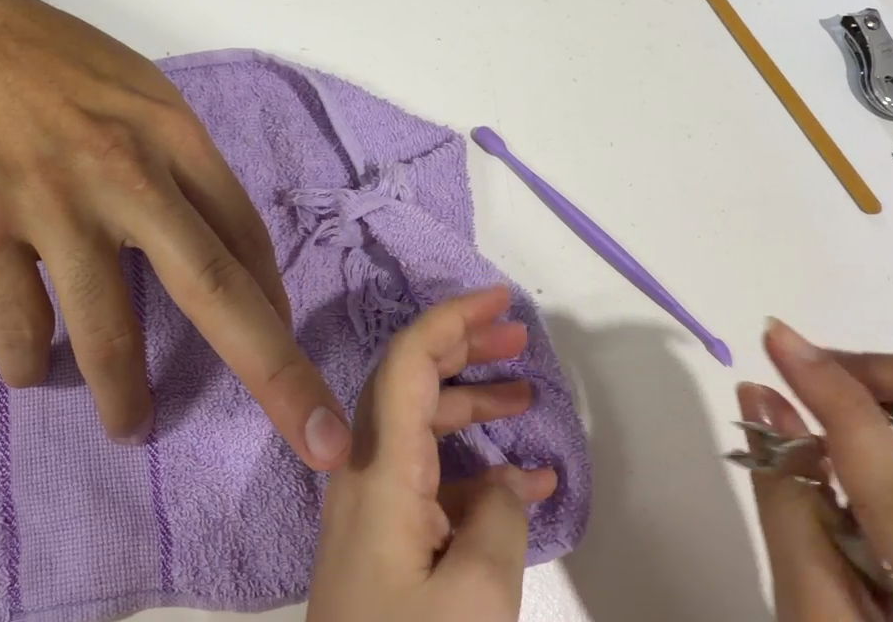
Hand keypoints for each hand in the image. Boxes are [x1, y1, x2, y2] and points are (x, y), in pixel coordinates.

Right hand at [0, 0, 349, 467]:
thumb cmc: (66, 66)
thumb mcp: (151, 96)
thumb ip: (190, 170)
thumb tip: (228, 254)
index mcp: (176, 136)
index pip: (246, 238)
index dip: (274, 306)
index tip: (289, 351)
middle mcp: (126, 172)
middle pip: (213, 288)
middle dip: (274, 373)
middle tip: (316, 444)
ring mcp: (54, 202)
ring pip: (106, 330)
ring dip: (124, 395)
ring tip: (131, 425)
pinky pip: (19, 325)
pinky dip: (30, 362)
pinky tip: (37, 368)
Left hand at [307, 287, 557, 621]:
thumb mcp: (476, 595)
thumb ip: (497, 519)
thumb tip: (507, 478)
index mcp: (378, 463)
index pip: (408, 361)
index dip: (451, 319)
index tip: (501, 299)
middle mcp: (365, 463)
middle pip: (409, 378)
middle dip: (462, 346)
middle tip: (519, 335)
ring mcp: (370, 496)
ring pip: (419, 422)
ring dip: (470, 401)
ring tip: (528, 395)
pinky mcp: (381, 528)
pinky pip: (426, 472)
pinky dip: (471, 462)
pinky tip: (521, 478)